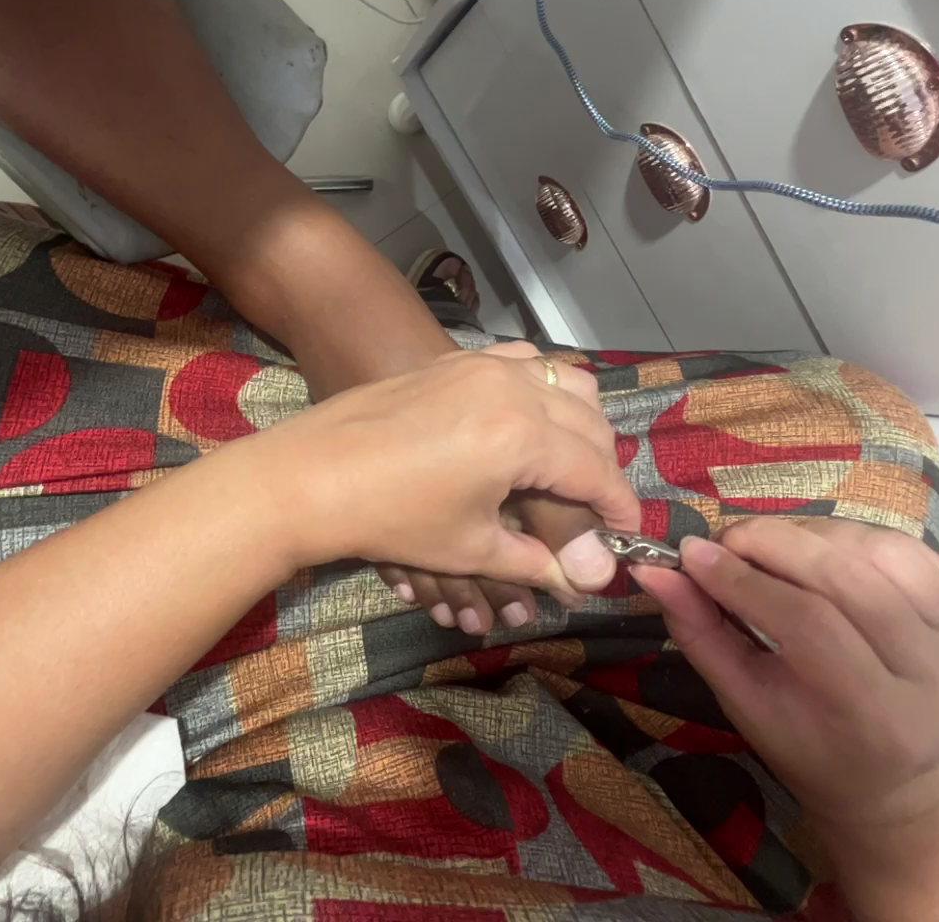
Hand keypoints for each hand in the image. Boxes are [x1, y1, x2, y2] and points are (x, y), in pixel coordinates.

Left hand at [374, 344, 622, 633]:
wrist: (311, 474)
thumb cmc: (390, 517)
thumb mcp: (469, 546)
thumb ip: (538, 559)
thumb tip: (587, 579)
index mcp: (522, 434)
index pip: (596, 469)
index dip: (619, 505)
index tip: (627, 532)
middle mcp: (511, 386)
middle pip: (589, 421)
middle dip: (603, 466)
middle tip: (597, 508)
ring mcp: (480, 364)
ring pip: (562, 380)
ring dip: (579, 421)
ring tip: (569, 463)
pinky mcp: (453, 359)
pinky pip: (521, 360)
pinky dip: (541, 386)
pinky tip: (530, 416)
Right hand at [633, 518, 938, 832]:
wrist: (891, 775)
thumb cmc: (802, 741)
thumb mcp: (739, 696)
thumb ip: (696, 629)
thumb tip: (652, 568)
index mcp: (879, 718)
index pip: (808, 624)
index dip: (742, 579)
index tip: (689, 552)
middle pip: (849, 579)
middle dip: (773, 543)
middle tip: (726, 540)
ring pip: (878, 552)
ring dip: (811, 536)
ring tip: (773, 551)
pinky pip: (908, 549)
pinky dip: (851, 537)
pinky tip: (822, 555)